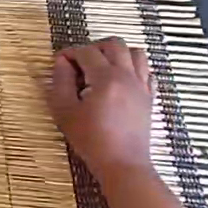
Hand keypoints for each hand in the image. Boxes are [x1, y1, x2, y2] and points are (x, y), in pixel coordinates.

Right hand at [47, 37, 156, 179]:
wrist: (122, 163)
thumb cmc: (90, 139)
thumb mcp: (64, 110)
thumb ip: (61, 81)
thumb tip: (61, 62)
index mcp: (105, 78)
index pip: (86, 52)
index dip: (69, 53)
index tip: (58, 63)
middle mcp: (127, 76)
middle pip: (114, 44)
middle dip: (93, 47)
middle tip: (79, 63)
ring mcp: (142, 85)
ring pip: (134, 52)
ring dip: (115, 54)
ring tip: (100, 68)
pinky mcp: (149, 96)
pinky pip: (145, 70)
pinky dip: (132, 67)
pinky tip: (118, 81)